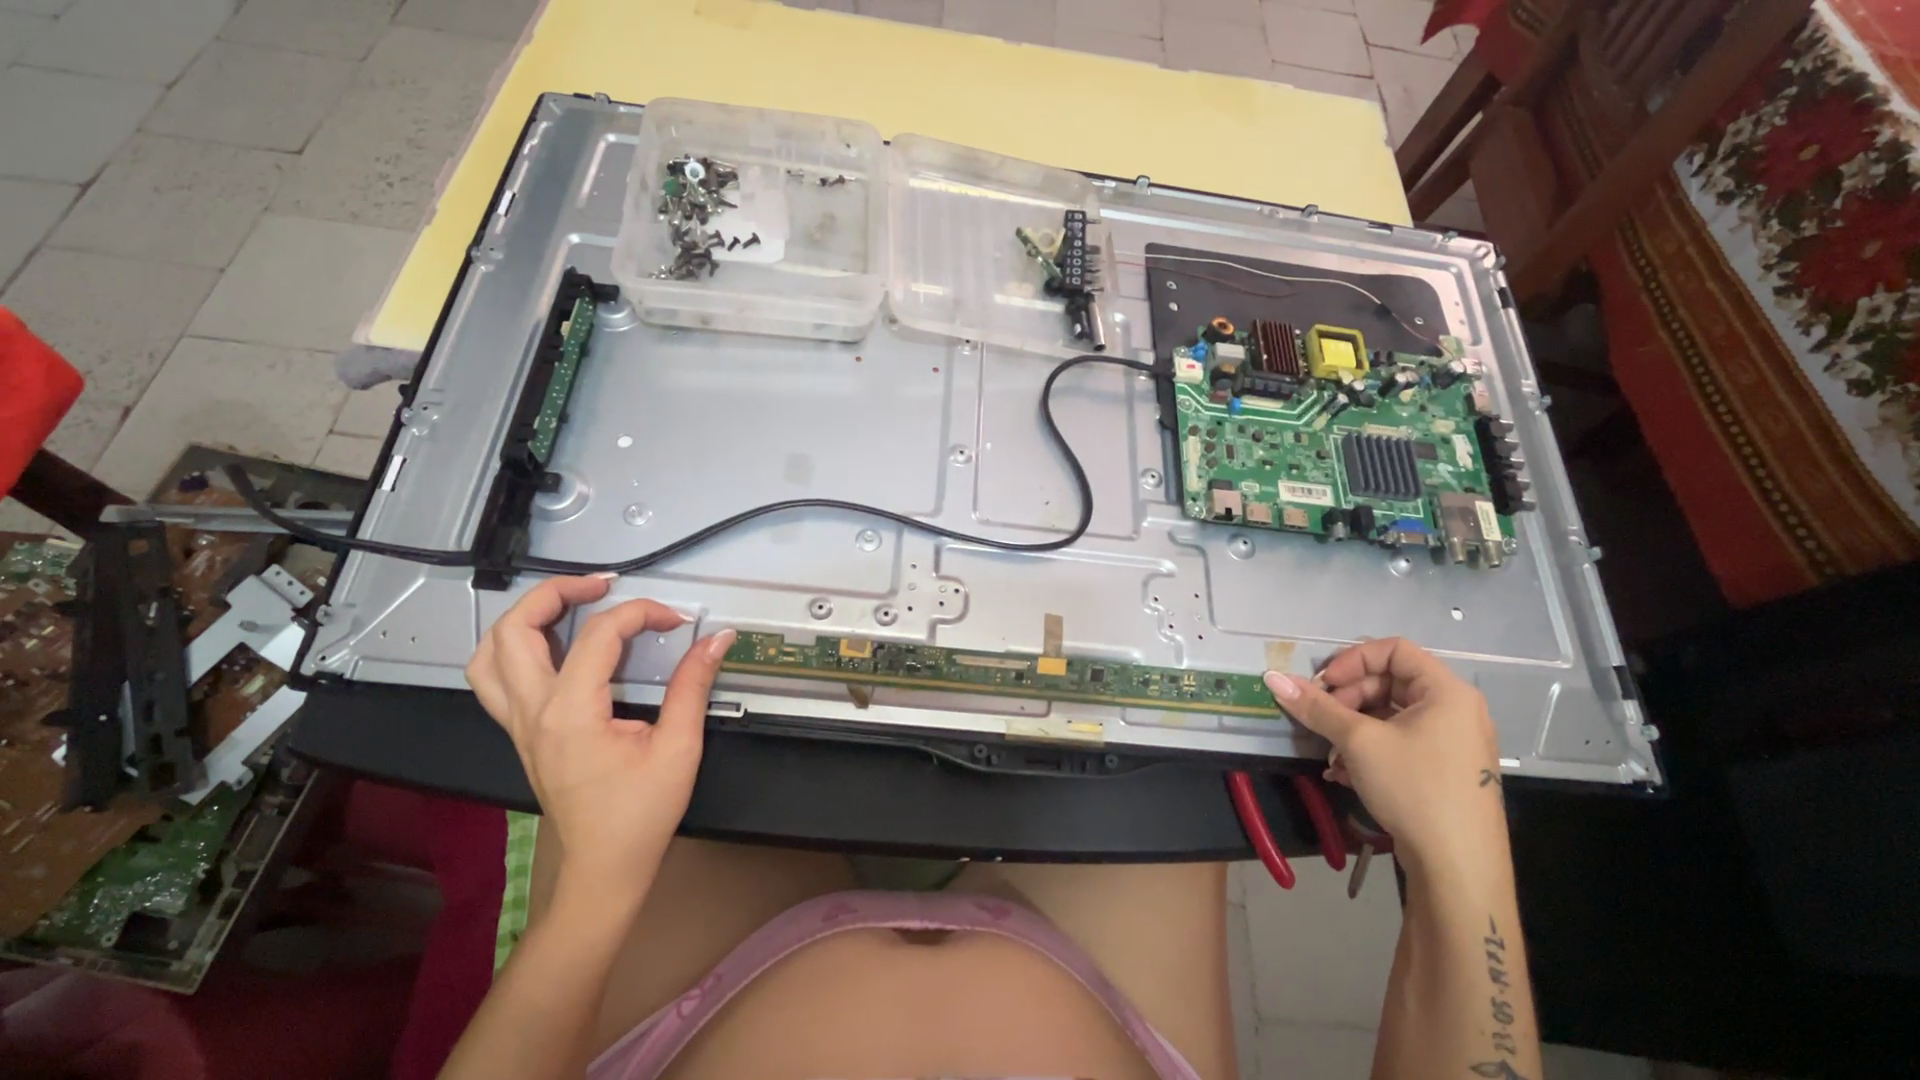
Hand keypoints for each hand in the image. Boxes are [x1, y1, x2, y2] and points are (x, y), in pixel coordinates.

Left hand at [465, 574, 734, 897]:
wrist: (605, 867)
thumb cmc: (642, 813)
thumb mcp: (679, 747)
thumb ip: (693, 686)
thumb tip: (716, 639)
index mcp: (571, 712)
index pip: (598, 635)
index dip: (641, 613)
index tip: (676, 620)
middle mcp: (532, 712)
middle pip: (517, 629)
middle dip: (556, 593)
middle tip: (602, 586)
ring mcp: (518, 724)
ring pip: (489, 653)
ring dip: (523, 619)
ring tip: (566, 607)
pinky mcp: (521, 734)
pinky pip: (493, 679)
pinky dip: (513, 649)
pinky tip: (551, 648)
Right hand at [1264, 638, 1505, 870]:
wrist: (1458, 866)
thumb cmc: (1414, 788)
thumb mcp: (1358, 742)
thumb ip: (1316, 707)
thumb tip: (1273, 678)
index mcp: (1447, 692)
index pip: (1394, 650)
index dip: (1353, 660)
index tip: (1323, 685)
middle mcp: (1456, 710)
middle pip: (1391, 682)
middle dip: (1348, 697)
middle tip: (1321, 719)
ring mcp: (1453, 743)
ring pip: (1392, 716)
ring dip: (1352, 727)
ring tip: (1328, 752)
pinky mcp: (1445, 771)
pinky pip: (1401, 743)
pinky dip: (1369, 749)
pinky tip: (1342, 773)